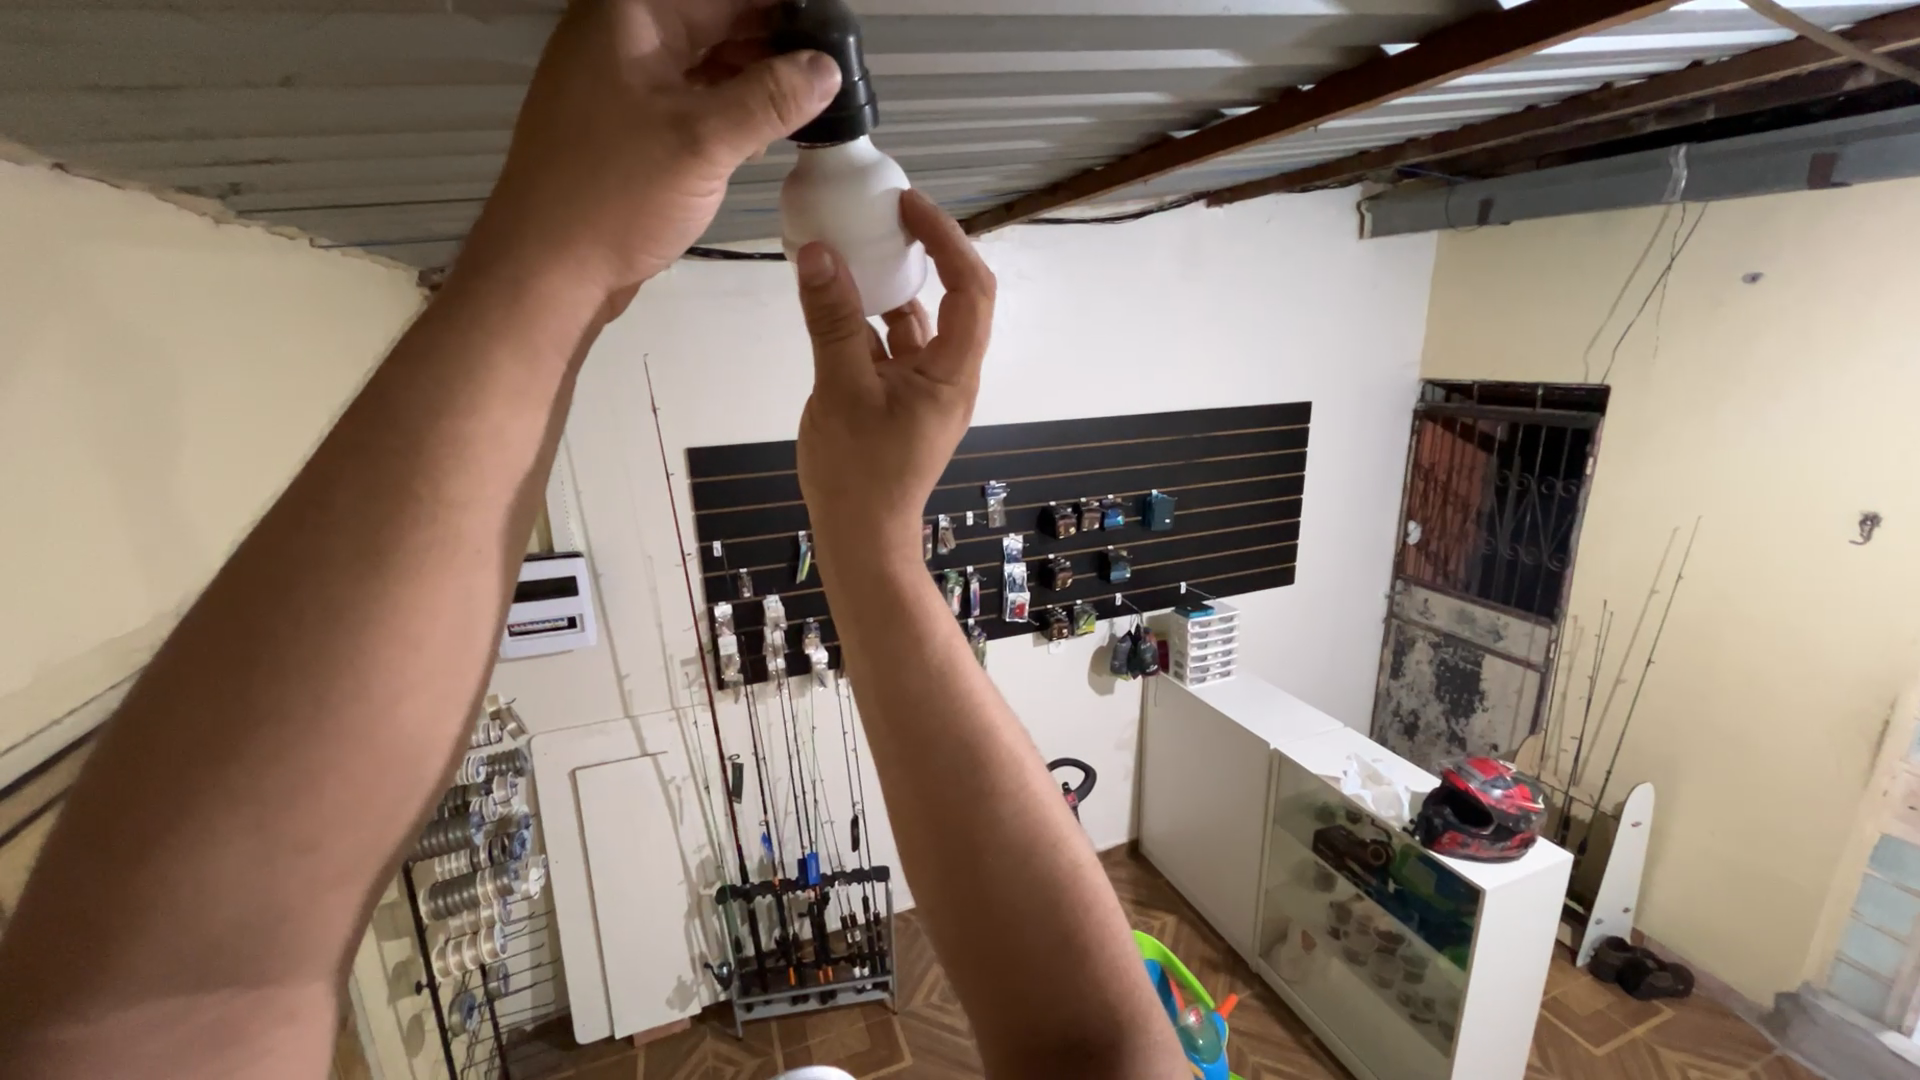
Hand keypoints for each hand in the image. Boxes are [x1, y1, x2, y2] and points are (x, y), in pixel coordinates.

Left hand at [459, 0, 841, 309]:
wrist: (550, 265)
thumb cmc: (618, 194)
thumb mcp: (704, 141)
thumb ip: (770, 99)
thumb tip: (828, 68)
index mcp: (634, 13)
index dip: (783, 7)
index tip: (834, 32)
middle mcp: (626, 34)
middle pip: (715, 17)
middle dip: (775, 40)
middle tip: (834, 72)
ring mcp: (627, 81)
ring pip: (707, 59)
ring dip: (757, 76)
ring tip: (814, 101)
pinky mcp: (633, 124)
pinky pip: (693, 97)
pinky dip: (732, 107)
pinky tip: (769, 129)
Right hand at [796, 190, 996, 570]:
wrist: (860, 536)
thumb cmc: (860, 473)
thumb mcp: (841, 391)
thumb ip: (833, 321)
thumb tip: (819, 253)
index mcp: (952, 372)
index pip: (971, 288)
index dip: (948, 239)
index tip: (909, 206)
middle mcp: (947, 375)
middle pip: (950, 299)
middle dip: (923, 253)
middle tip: (885, 216)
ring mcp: (923, 389)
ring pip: (914, 323)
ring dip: (890, 286)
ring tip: (855, 247)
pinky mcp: (898, 400)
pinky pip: (889, 347)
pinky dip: (868, 321)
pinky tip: (836, 300)